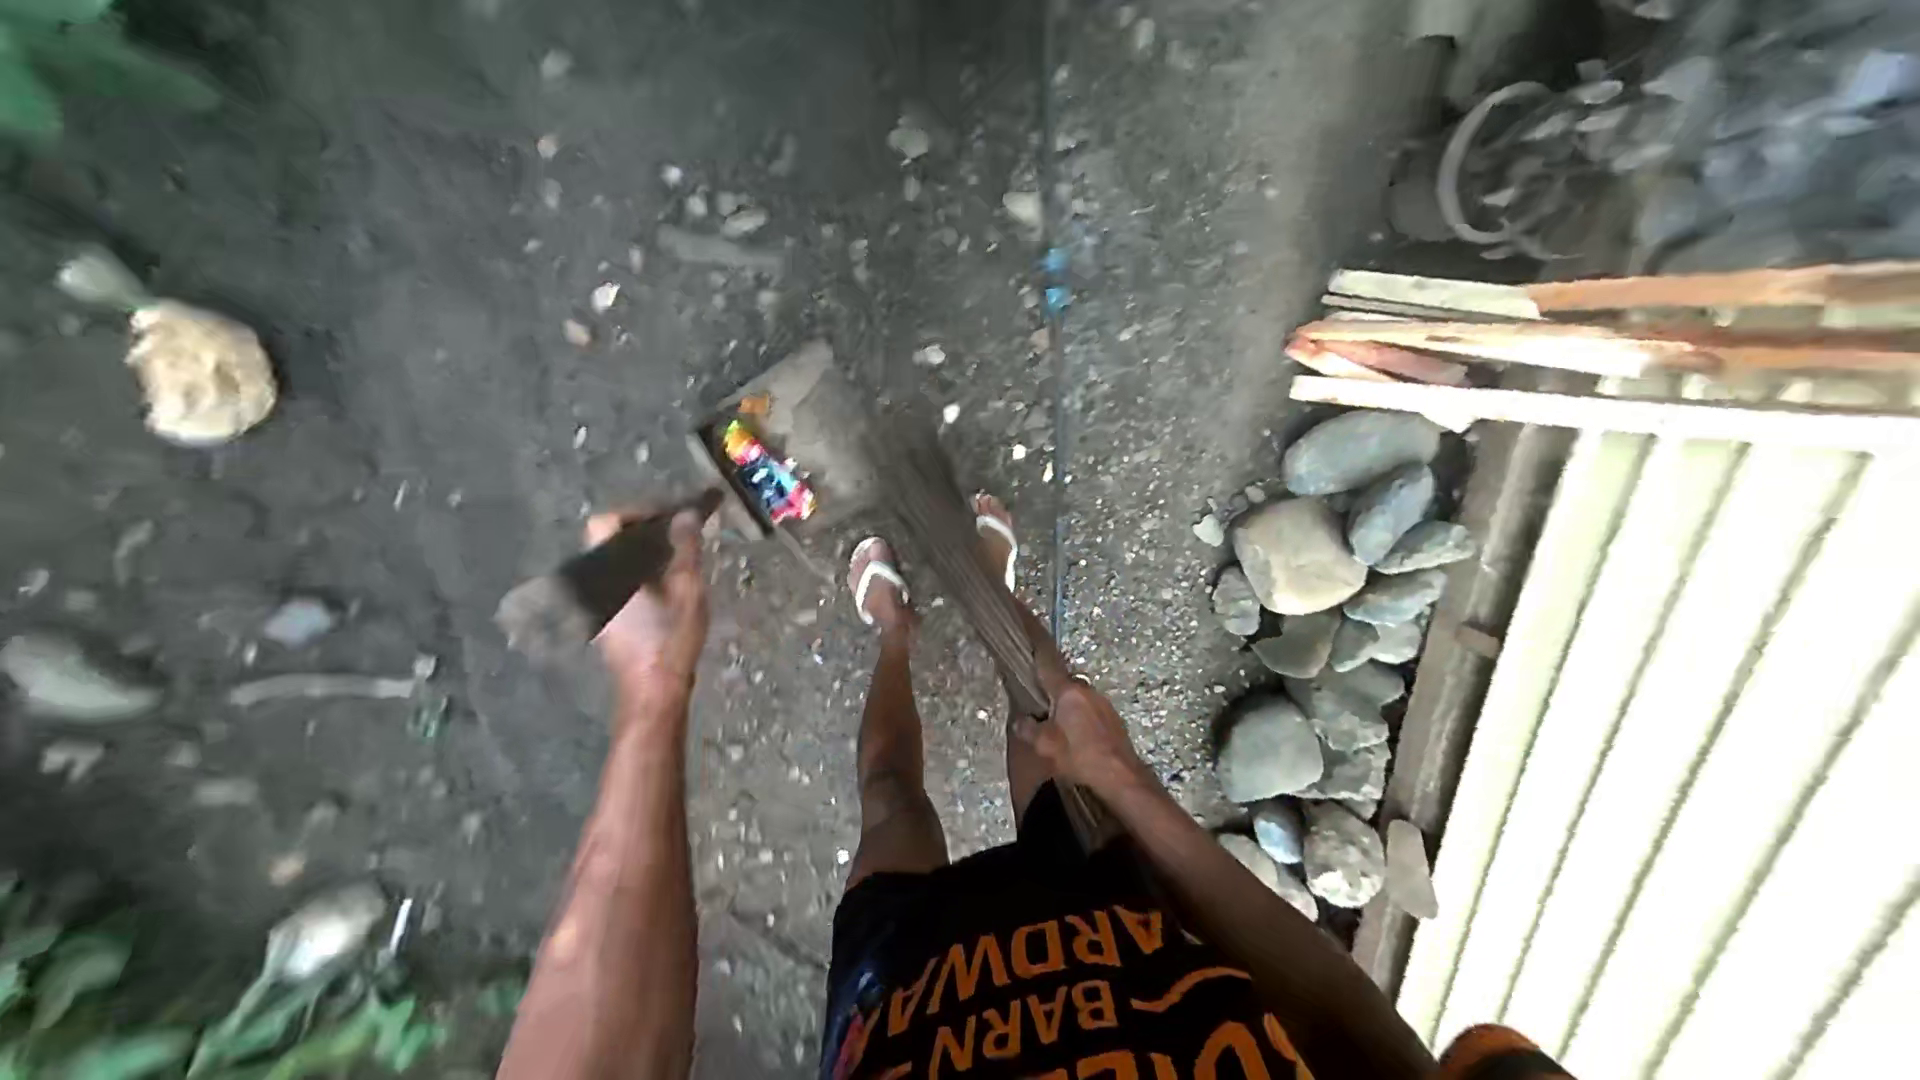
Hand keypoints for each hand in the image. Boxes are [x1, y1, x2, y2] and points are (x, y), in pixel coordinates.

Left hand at [583, 507, 708, 701]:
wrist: (652, 688)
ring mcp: (597, 600)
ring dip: (645, 550)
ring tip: (681, 555)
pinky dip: (641, 569)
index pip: (606, 522)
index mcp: (607, 569)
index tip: (672, 517)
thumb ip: (685, 548)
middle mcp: (593, 580)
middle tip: (682, 533)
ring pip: (616, 559)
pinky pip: (619, 577)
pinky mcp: (606, 614)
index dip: (638, 512)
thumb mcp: (686, 588)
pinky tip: (669, 581)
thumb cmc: (670, 638)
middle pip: (611, 539)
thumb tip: (686, 513)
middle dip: (646, 529)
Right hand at [1009, 605, 1153, 795]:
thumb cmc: (1082, 759)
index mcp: (1069, 691)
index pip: (1046, 660)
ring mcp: (1103, 705)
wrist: (1123, 780)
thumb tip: (1020, 721)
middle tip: (1035, 708)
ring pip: (1075, 699)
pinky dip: (1078, 719)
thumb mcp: (1046, 747)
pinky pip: (1088, 712)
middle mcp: (1088, 691)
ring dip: (1064, 708)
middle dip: (1048, 692)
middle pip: (1061, 683)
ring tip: (1055, 730)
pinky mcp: (1113, 721)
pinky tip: (1075, 740)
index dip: (1033, 641)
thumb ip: (1029, 730)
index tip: (1024, 618)